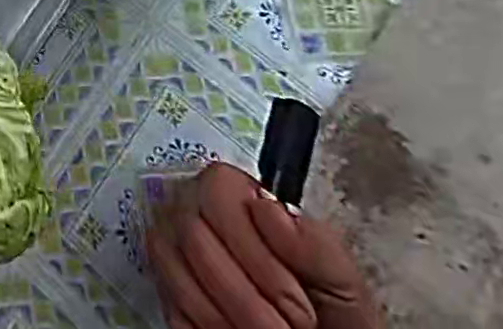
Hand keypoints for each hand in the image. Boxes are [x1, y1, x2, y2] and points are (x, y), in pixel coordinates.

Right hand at [146, 162, 378, 328]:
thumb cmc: (329, 317)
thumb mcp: (341, 286)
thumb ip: (315, 246)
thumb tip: (267, 208)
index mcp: (235, 193)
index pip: (216, 188)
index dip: (254, 250)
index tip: (298, 306)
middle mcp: (190, 205)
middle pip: (192, 234)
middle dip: (244, 297)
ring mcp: (168, 242)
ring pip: (172, 266)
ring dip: (224, 316)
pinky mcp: (160, 282)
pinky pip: (167, 298)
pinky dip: (204, 326)